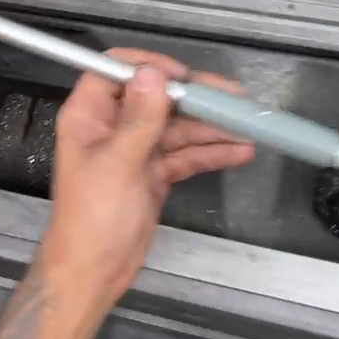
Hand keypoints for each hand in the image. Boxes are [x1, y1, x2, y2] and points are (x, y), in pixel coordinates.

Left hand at [40, 49, 255, 310]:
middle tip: (234, 98)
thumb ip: (140, 118)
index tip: (183, 75)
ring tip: (248, 126)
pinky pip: (185, 155)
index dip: (149, 67)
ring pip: (176, 127)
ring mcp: (134, 150)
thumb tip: (154, 73)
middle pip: (156, 98)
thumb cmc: (93, 217)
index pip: (116, 70)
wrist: (94, 272)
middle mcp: (111, 126)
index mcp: (89, 115)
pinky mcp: (153, 173)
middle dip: (194, 98)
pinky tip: (240, 151)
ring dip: (211, 127)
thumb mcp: (119, 163)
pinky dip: (211, 152)